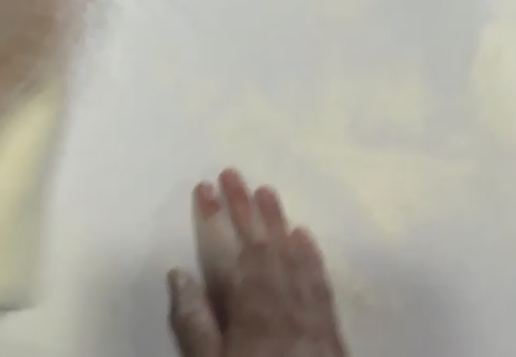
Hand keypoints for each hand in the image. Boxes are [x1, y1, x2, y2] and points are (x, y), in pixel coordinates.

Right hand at [167, 169, 347, 356]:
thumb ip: (195, 323)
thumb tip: (180, 273)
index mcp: (256, 317)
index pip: (236, 255)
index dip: (222, 219)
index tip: (206, 186)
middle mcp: (289, 313)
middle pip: (268, 253)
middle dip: (250, 212)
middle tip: (235, 175)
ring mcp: (316, 326)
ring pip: (298, 266)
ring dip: (281, 227)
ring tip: (270, 196)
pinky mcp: (334, 341)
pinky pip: (322, 289)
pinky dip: (313, 261)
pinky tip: (307, 244)